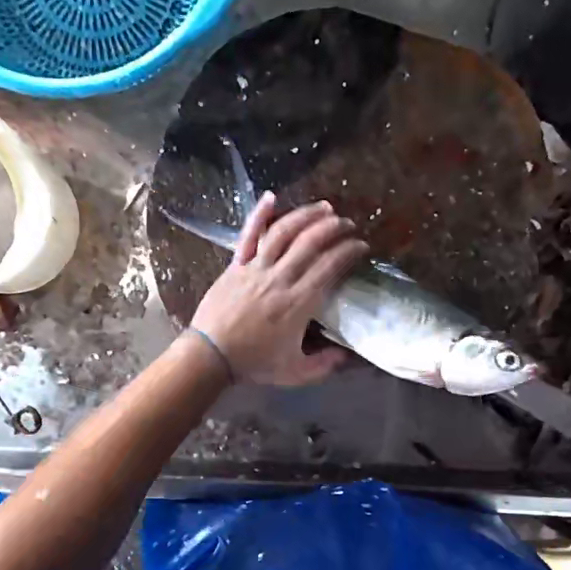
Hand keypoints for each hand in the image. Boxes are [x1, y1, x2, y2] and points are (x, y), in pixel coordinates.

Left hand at [190, 193, 370, 385]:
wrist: (210, 355)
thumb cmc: (253, 363)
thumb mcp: (295, 372)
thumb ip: (324, 364)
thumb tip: (346, 355)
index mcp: (298, 303)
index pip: (330, 267)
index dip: (348, 251)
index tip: (360, 246)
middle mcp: (280, 279)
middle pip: (311, 243)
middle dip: (333, 228)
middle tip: (347, 224)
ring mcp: (255, 269)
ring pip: (283, 233)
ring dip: (305, 216)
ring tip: (324, 208)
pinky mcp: (235, 265)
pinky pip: (248, 236)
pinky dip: (259, 215)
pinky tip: (271, 197)